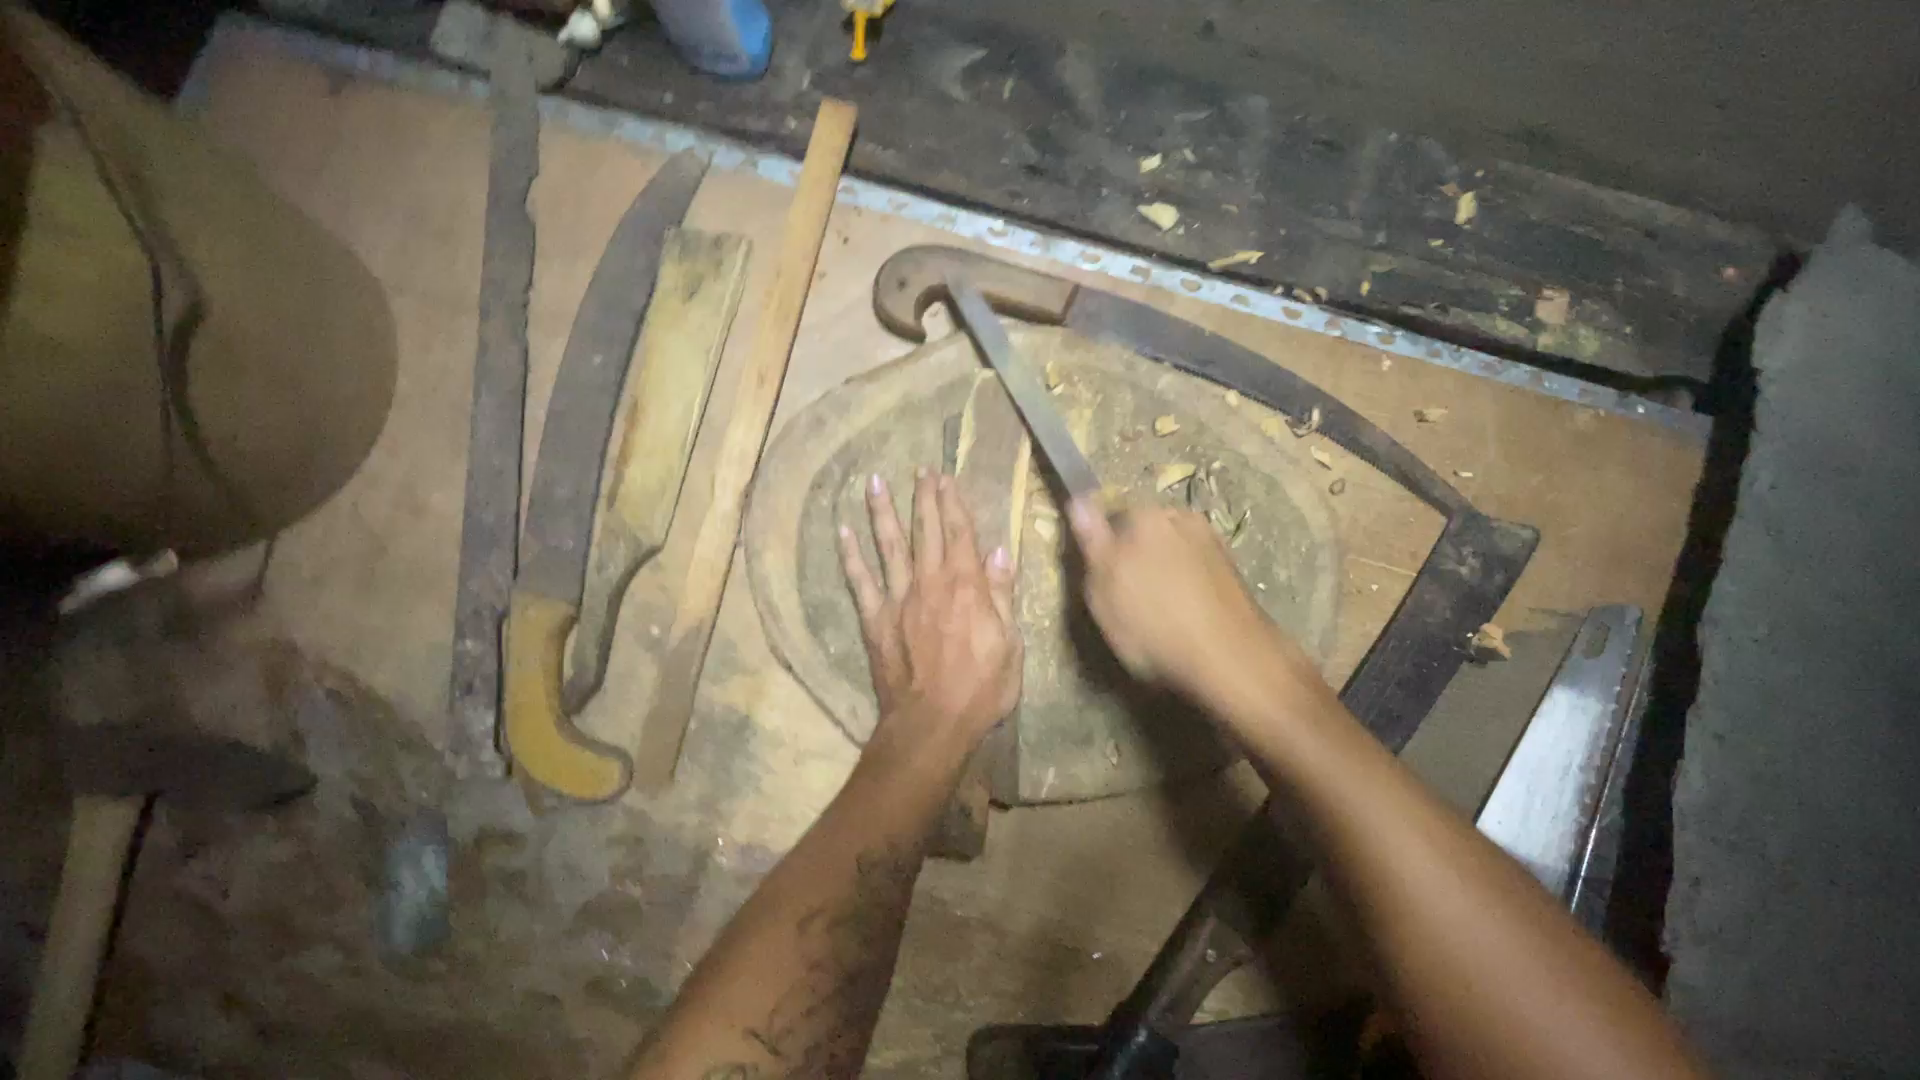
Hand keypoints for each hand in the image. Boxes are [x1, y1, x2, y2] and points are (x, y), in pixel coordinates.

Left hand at [839, 469, 1022, 744]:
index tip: (946, 478)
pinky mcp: (875, 620)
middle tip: (920, 470)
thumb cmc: (981, 689)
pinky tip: (842, 531)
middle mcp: (930, 582)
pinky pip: (859, 581)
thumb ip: (1001, 595)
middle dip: (923, 498)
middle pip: (925, 531)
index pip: (960, 533)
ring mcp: (898, 599)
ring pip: (888, 546)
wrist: (932, 723)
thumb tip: (999, 552)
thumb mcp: (1010, 644)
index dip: (953, 503)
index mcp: (966, 586)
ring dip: (882, 512)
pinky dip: (850, 555)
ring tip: (874, 482)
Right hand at [1067, 499, 1307, 697]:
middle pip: (1144, 531)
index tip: (1099, 577)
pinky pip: (1194, 570)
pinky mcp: (1232, 569)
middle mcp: (1181, 516)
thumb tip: (1077, 498)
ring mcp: (1211, 541)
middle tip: (1125, 598)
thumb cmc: (1154, 624)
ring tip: (1157, 612)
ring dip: (1162, 571)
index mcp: (1145, 514)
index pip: (1110, 516)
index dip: (1101, 548)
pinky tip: (1183, 617)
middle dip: (1134, 556)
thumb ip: (1090, 540)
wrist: (1231, 658)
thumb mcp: (1103, 588)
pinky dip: (1186, 586)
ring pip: (1171, 551)